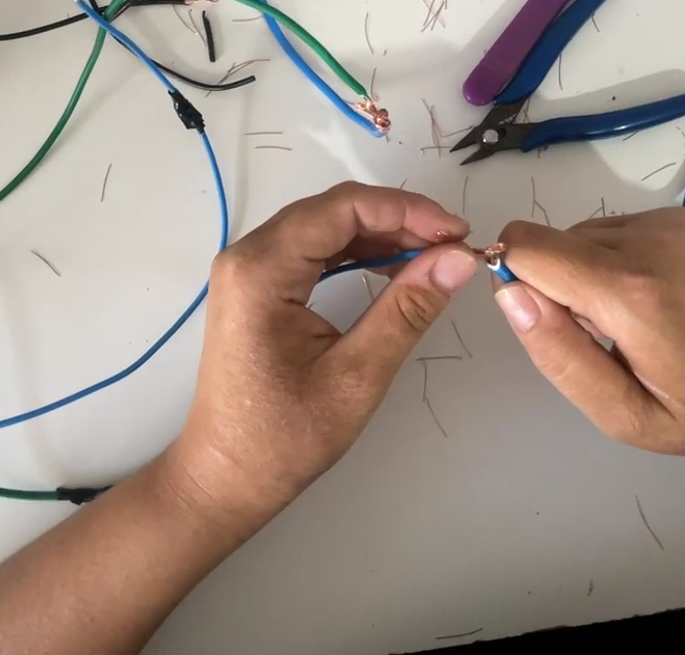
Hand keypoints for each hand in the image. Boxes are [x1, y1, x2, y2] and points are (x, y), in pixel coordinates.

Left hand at [164, 182, 480, 525]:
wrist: (224, 476)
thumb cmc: (284, 437)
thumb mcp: (356, 377)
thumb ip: (407, 310)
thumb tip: (459, 258)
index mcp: (262, 269)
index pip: (342, 208)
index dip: (406, 210)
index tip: (457, 233)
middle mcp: (248, 254)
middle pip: (333, 209)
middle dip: (398, 219)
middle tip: (452, 245)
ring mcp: (249, 266)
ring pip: (325, 224)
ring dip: (380, 233)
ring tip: (433, 256)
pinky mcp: (257, 282)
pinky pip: (314, 247)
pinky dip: (357, 251)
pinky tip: (392, 268)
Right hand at [493, 208, 684, 459]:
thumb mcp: (624, 416)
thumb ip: (557, 354)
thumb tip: (509, 292)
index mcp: (631, 292)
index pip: (527, 246)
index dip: (517, 280)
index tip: (550, 324)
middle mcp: (648, 240)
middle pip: (549, 242)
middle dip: (554, 286)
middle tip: (602, 335)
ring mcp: (667, 223)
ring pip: (577, 235)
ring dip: (582, 274)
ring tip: (630, 320)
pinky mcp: (679, 217)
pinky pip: (608, 230)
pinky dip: (609, 261)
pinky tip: (649, 297)